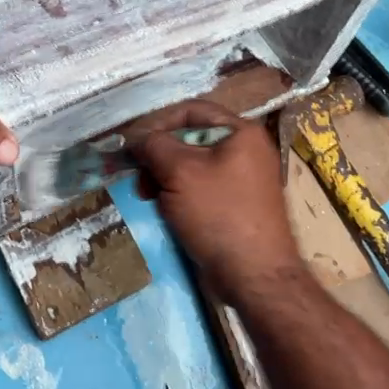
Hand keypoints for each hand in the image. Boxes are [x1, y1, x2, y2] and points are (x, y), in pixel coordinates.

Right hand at [125, 100, 298, 294]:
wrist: (256, 278)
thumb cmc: (219, 215)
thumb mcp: (179, 171)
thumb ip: (152, 145)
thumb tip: (134, 138)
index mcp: (240, 132)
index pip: (189, 110)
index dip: (157, 123)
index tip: (132, 144)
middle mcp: (245, 149)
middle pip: (188, 138)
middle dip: (158, 155)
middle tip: (137, 175)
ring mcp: (242, 179)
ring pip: (190, 165)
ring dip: (163, 176)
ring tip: (148, 196)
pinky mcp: (235, 205)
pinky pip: (199, 187)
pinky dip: (177, 193)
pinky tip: (165, 210)